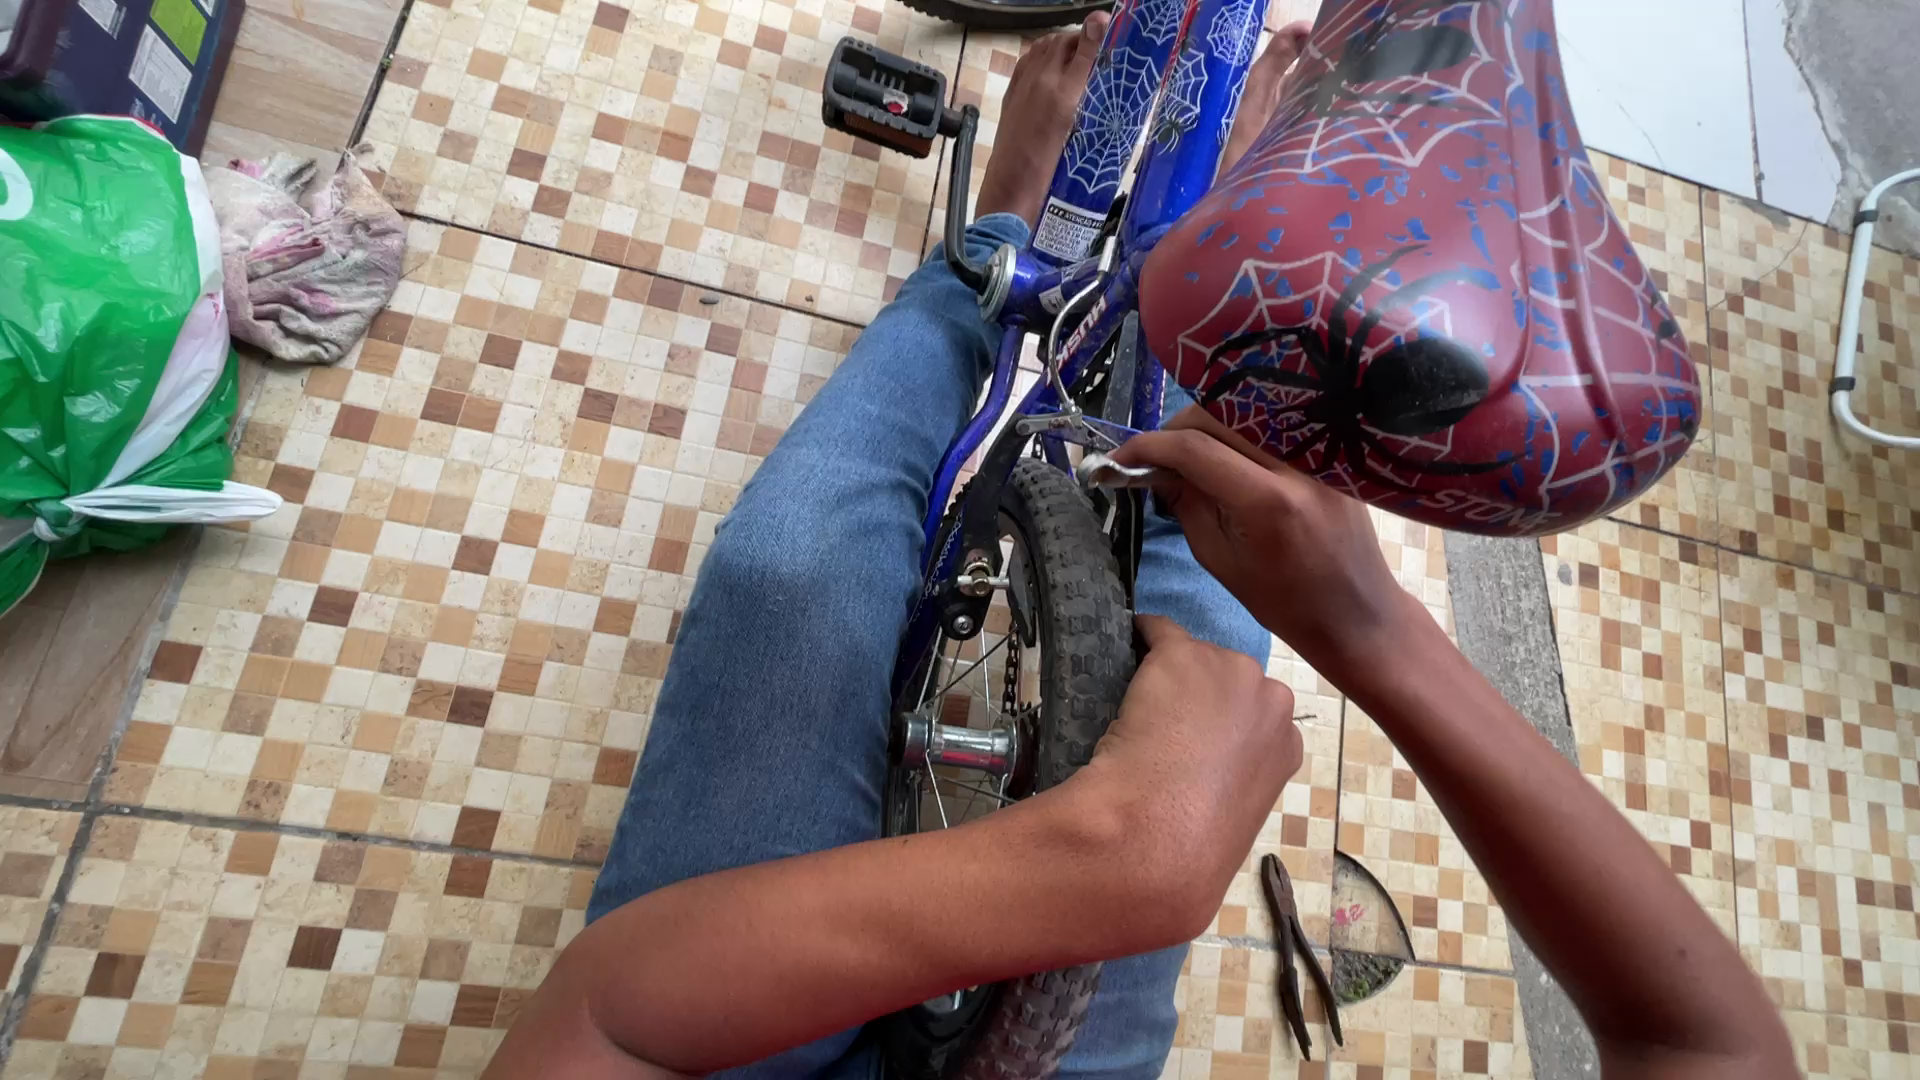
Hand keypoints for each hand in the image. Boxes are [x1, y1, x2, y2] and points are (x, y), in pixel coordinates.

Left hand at [1067, 615, 1299, 936]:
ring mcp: (1229, 670)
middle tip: (1169, 721)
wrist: (1157, 828)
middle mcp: (1270, 698)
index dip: (1222, 724)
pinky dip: (1144, 631)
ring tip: (1145, 702)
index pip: (1255, 715)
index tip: (1196, 736)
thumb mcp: (1234, 811)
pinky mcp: (1182, 654)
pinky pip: (1160, 630)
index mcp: (1288, 744)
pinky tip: (1130, 635)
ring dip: (1175, 673)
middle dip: (1205, 694)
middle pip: (1232, 680)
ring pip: (1197, 659)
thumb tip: (1207, 777)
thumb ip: (1234, 778)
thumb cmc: (1194, 836)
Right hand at [1109, 407, 1409, 673]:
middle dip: (1174, 430)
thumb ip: (1185, 505)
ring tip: (1186, 456)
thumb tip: (1154, 472)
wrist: (1356, 613)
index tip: (1119, 457)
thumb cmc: (1282, 602)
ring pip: (1244, 412)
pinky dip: (1236, 433)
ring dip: (1204, 427)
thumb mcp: (1218, 559)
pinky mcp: (1330, 453)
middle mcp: (1296, 466)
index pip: (1194, 449)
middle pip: (1217, 416)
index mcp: (1266, 502)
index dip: (1148, 446)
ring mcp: (1319, 454)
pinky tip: (1224, 457)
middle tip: (1153, 458)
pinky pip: (1271, 425)